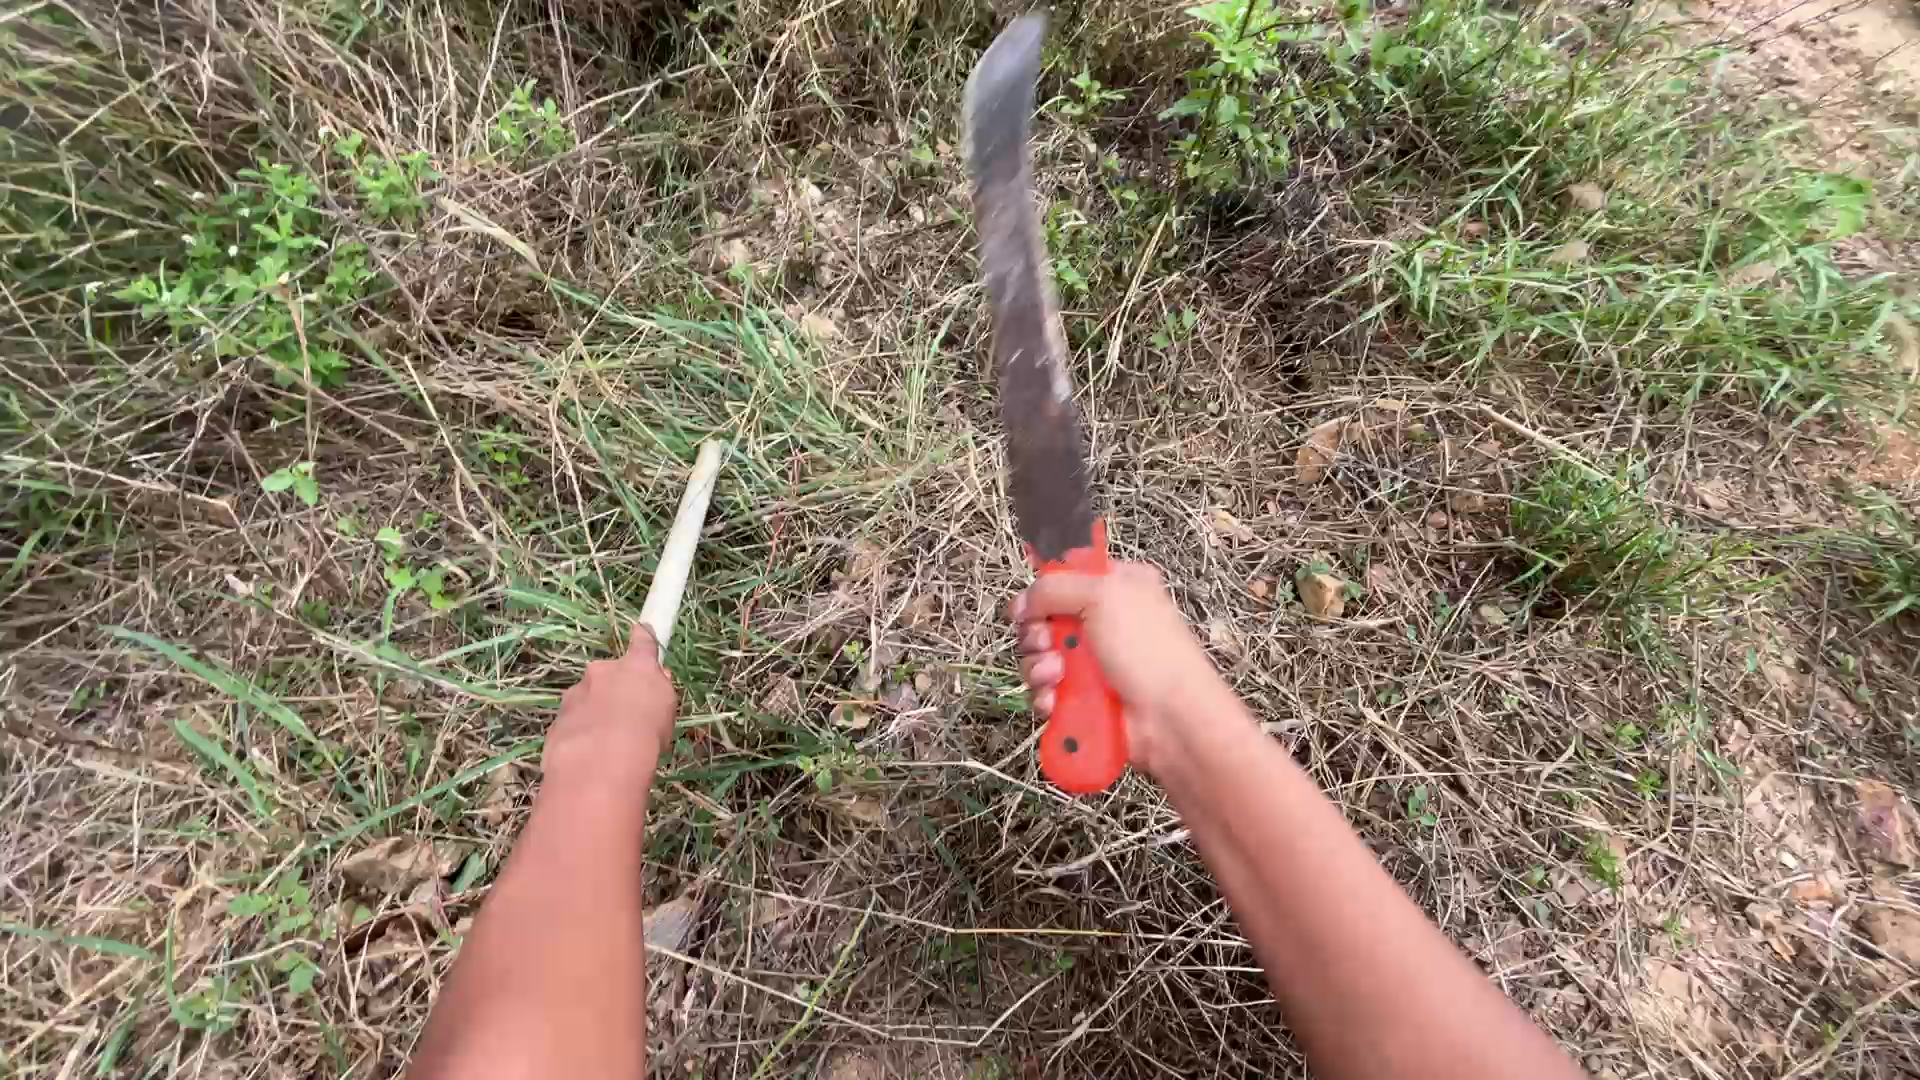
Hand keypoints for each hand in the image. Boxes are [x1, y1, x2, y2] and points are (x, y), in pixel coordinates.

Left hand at [544, 623, 676, 788]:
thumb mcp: (667, 711)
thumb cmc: (646, 733)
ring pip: (587, 698)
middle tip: (625, 715)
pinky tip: (590, 755)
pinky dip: (580, 733)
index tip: (641, 628)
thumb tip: (656, 681)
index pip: (642, 641)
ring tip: (606, 742)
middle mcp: (602, 672)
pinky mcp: (557, 719)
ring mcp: (575, 694)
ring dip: (595, 712)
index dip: (643, 636)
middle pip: (609, 674)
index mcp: (636, 667)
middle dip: (614, 688)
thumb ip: (659, 691)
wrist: (599, 762)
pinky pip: (573, 721)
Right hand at [1011, 562, 1225, 776]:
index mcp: (1118, 585)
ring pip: (1040, 656)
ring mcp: (1093, 660)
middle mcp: (1104, 620)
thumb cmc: (1149, 651)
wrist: (1170, 720)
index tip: (1032, 603)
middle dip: (1037, 633)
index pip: (1067, 575)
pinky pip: (1045, 689)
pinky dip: (1045, 695)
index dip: (1045, 589)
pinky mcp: (1082, 695)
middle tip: (1046, 642)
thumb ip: (1055, 587)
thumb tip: (1022, 602)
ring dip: (1039, 666)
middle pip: (1045, 617)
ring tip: (1057, 675)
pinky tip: (1055, 700)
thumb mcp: (1103, 596)